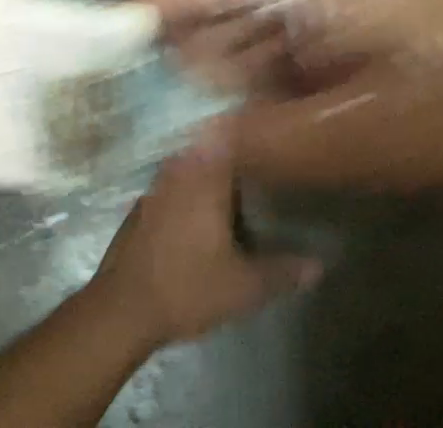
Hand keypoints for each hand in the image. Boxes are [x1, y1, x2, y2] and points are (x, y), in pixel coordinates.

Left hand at [87, 125, 320, 345]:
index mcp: (205, 180)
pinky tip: (193, 218)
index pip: (227, 136)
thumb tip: (319, 264)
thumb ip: (283, 271)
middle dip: (226, 153)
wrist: (123, 309)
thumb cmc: (188, 288)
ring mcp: (152, 190)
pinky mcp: (136, 210)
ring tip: (227, 193)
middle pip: (204, 148)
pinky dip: (182, 193)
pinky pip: (167, 188)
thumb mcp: (245, 286)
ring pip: (184, 167)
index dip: (247, 132)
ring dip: (203, 173)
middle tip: (252, 167)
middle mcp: (177, 174)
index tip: (266, 133)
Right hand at [134, 0, 442, 190]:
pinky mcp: (354, 13)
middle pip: (204, 7)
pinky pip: (284, 45)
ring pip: (244, 30)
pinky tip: (250, 138)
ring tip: (179, 151)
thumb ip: (264, 141)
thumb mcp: (370, 134)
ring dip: (216, 85)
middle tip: (134, 143)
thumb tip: (179, 150)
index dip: (131, 35)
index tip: (100, 96)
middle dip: (170, 71)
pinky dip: (261, 87)